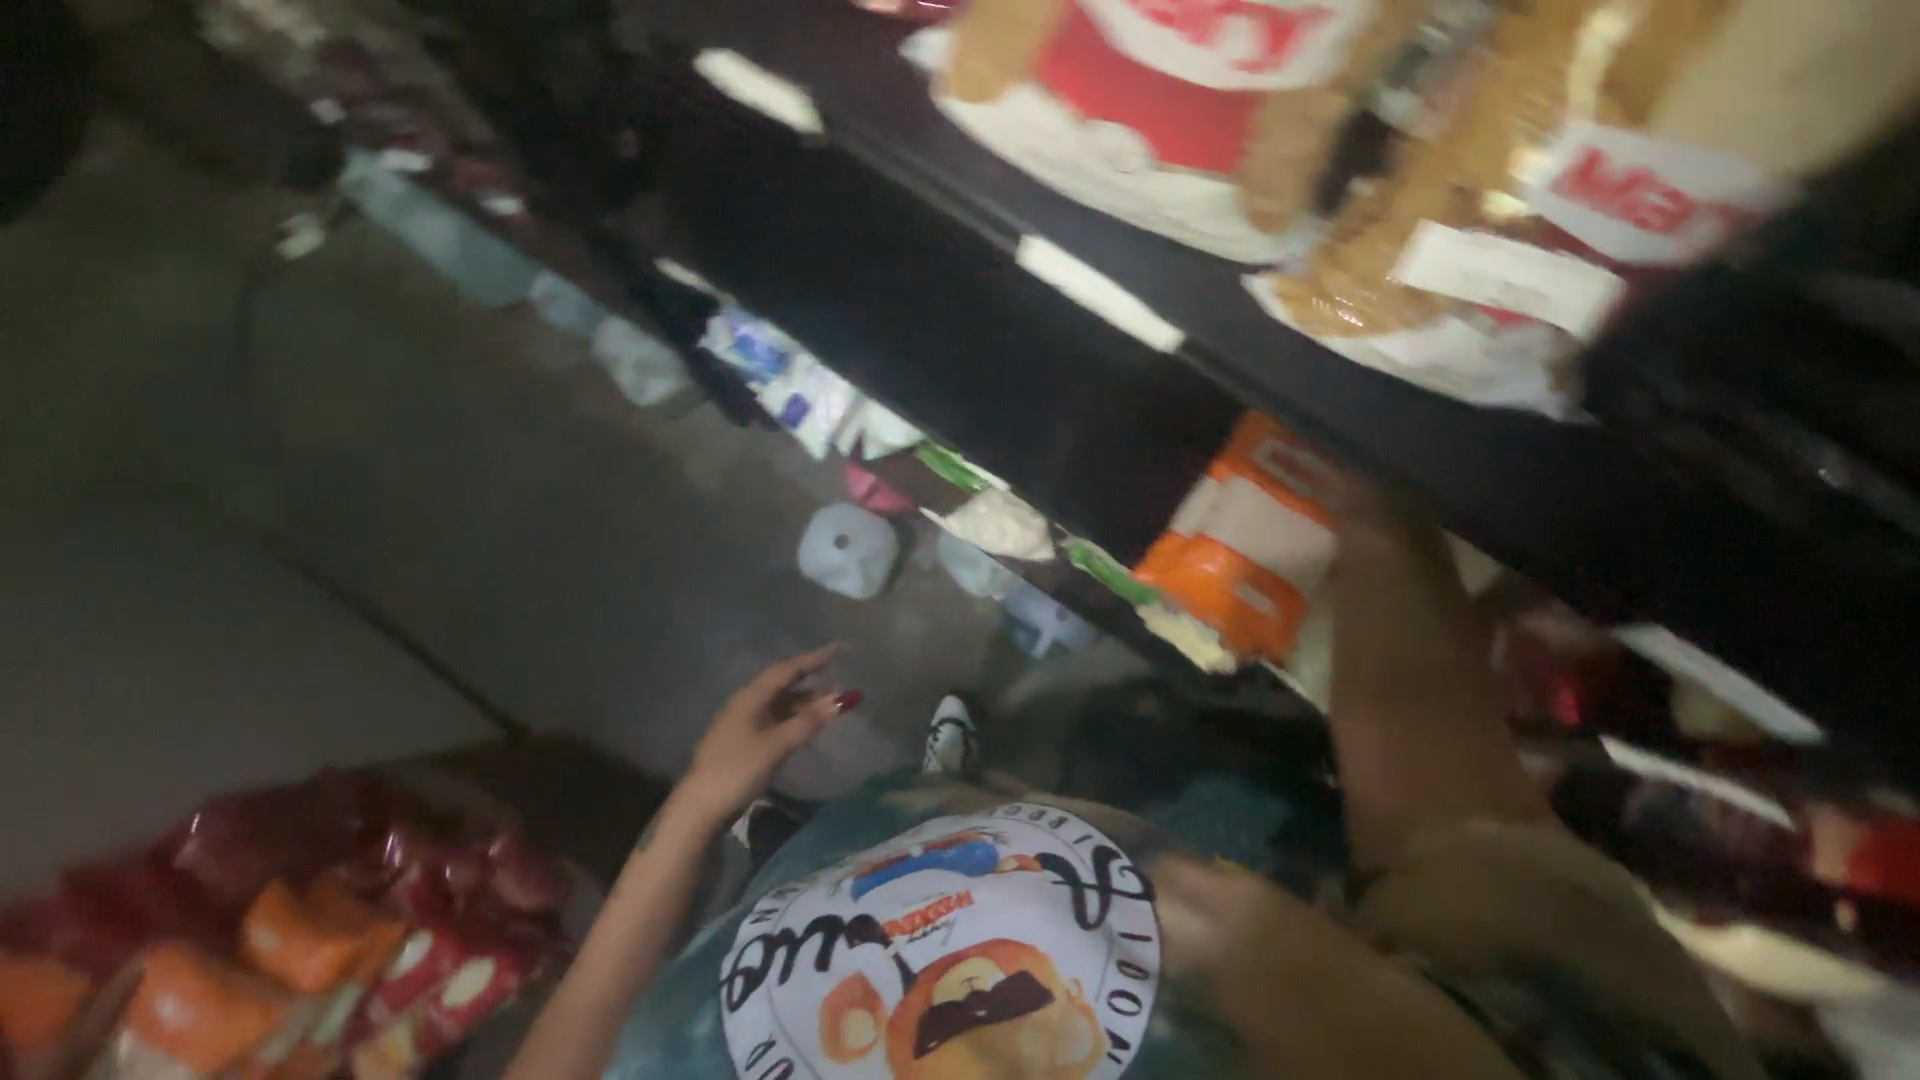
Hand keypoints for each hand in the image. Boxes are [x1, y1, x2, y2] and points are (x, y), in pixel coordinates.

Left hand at [670, 645, 852, 827]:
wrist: (701, 808)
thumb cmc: (738, 769)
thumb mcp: (777, 744)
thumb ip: (808, 721)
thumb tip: (841, 699)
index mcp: (750, 697)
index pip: (786, 670)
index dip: (813, 659)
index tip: (838, 649)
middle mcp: (746, 704)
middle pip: (782, 685)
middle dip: (811, 681)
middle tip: (840, 679)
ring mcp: (743, 724)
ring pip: (780, 704)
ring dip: (804, 702)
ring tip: (831, 704)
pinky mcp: (744, 743)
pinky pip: (775, 720)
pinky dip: (795, 718)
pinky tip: (808, 725)